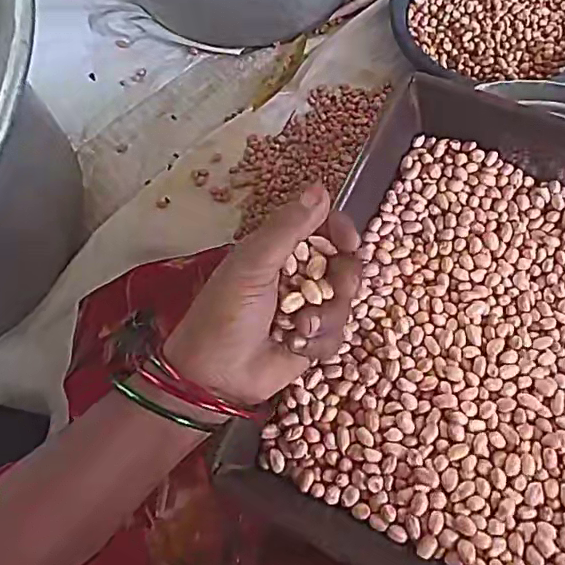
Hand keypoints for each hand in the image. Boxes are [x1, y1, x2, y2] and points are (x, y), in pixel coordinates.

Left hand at [163, 184, 360, 406]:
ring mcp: (307, 309)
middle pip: (345, 265)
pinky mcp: (313, 342)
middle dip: (341, 281)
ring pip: (345, 303)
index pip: (323, 228)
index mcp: (279, 251)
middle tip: (329, 292)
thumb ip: (288, 227)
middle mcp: (297, 276)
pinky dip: (320, 342)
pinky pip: (338, 335)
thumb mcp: (254, 264)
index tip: (350, 244)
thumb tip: (320, 188)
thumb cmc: (225, 313)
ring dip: (326, 316)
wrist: (215, 375)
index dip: (341, 232)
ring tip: (298, 329)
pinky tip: (296, 346)